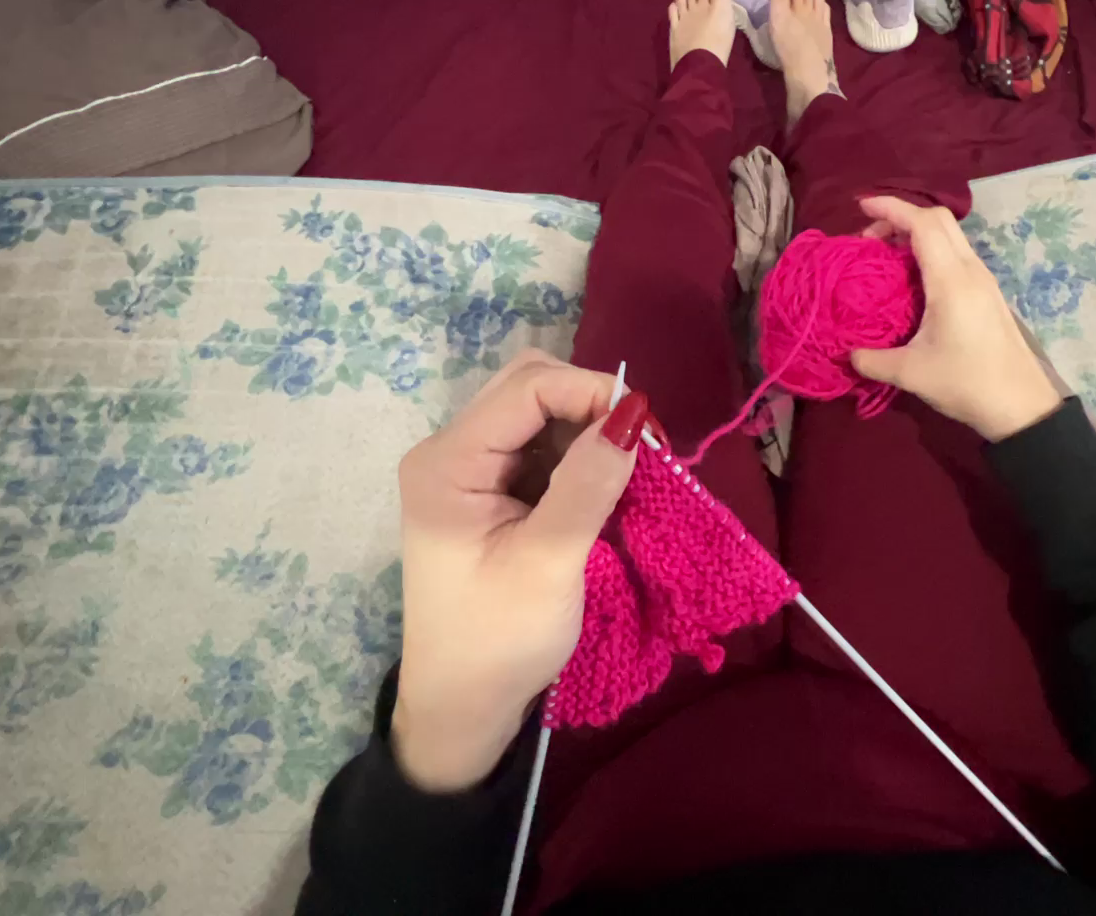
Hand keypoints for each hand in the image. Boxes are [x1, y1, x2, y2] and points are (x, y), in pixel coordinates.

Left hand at [392, 349, 645, 790]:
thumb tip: (633, 414)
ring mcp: (472, 469)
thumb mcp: (549, 562)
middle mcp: (453, 451)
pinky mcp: (494, 489)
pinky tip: (604, 484)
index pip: (527, 389)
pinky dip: (581, 453)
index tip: (648, 430)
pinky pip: (543, 445)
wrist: (464, 706)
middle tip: (641, 447)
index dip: (591, 392)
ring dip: (589, 429)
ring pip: (541, 412)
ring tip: (628, 470)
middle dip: (591, 404)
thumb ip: (588, 483)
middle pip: (530, 388)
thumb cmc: (498, 640)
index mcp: (448, 463)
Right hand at [850, 196, 1064, 440]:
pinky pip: (956, 254)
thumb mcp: (911, 373)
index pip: (923, 223)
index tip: (862, 206)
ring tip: (886, 257)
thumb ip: (872, 360)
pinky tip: (911, 279)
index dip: (891, 208)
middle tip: (870, 238)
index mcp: (952, 280)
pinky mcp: (987, 293)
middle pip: (938, 220)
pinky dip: (929, 251)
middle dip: (901, 217)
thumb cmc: (967, 383)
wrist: (1021, 405)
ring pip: (950, 236)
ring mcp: (983, 280)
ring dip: (916, 234)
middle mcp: (970, 271)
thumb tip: (848, 353)